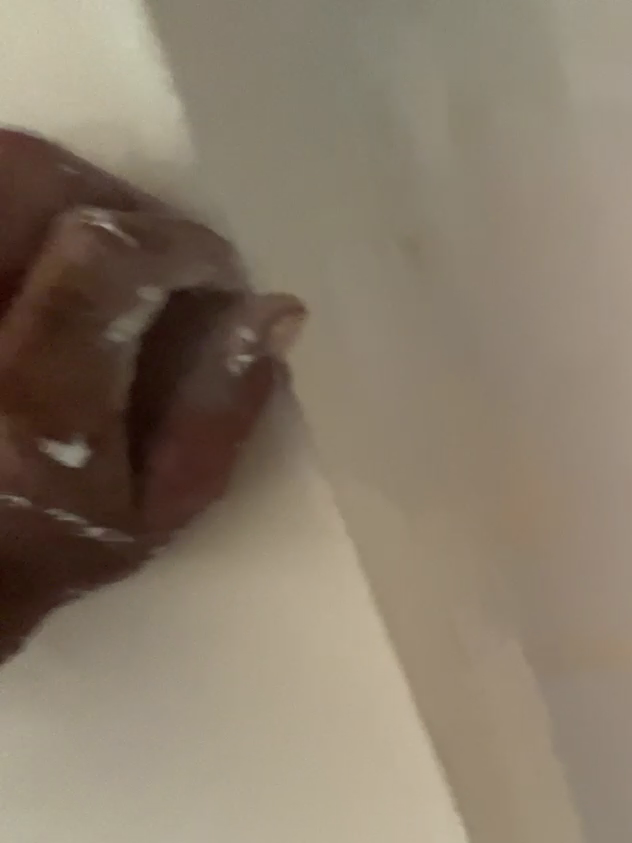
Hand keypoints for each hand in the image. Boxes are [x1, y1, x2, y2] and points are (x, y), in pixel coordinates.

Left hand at [0, 130, 302, 660]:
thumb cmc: (51, 544)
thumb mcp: (164, 505)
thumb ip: (219, 413)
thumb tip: (274, 314)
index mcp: (32, 395)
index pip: (109, 259)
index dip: (181, 243)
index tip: (221, 268)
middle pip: (19, 178)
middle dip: (107, 195)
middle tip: (152, 241)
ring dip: (47, 192)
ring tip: (91, 244)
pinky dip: (13, 217)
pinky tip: (36, 255)